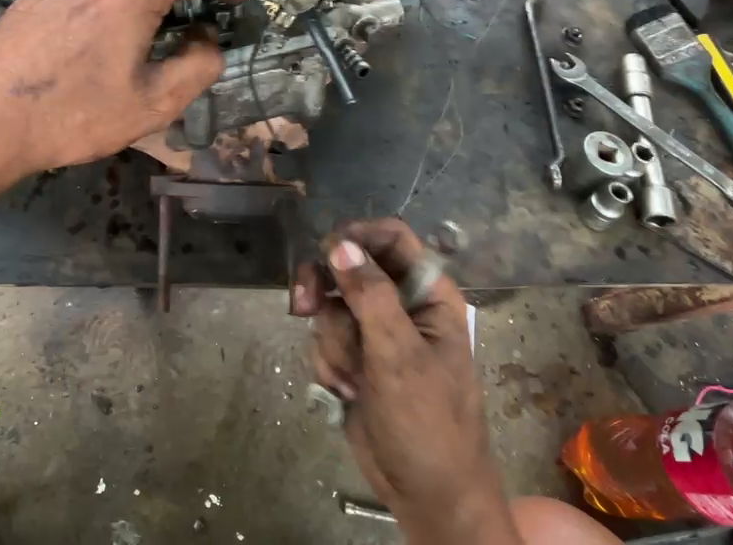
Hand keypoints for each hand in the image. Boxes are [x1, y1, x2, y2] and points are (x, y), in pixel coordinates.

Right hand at [293, 219, 516, 544]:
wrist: (427, 495)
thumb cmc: (428, 423)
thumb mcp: (400, 355)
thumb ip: (370, 295)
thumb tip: (339, 244)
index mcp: (429, 296)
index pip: (392, 238)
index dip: (357, 237)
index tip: (326, 251)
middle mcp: (402, 307)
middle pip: (349, 267)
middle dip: (326, 289)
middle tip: (303, 303)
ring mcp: (376, 335)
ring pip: (331, 307)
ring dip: (331, 342)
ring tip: (350, 378)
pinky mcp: (355, 360)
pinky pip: (324, 339)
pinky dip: (327, 364)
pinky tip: (344, 391)